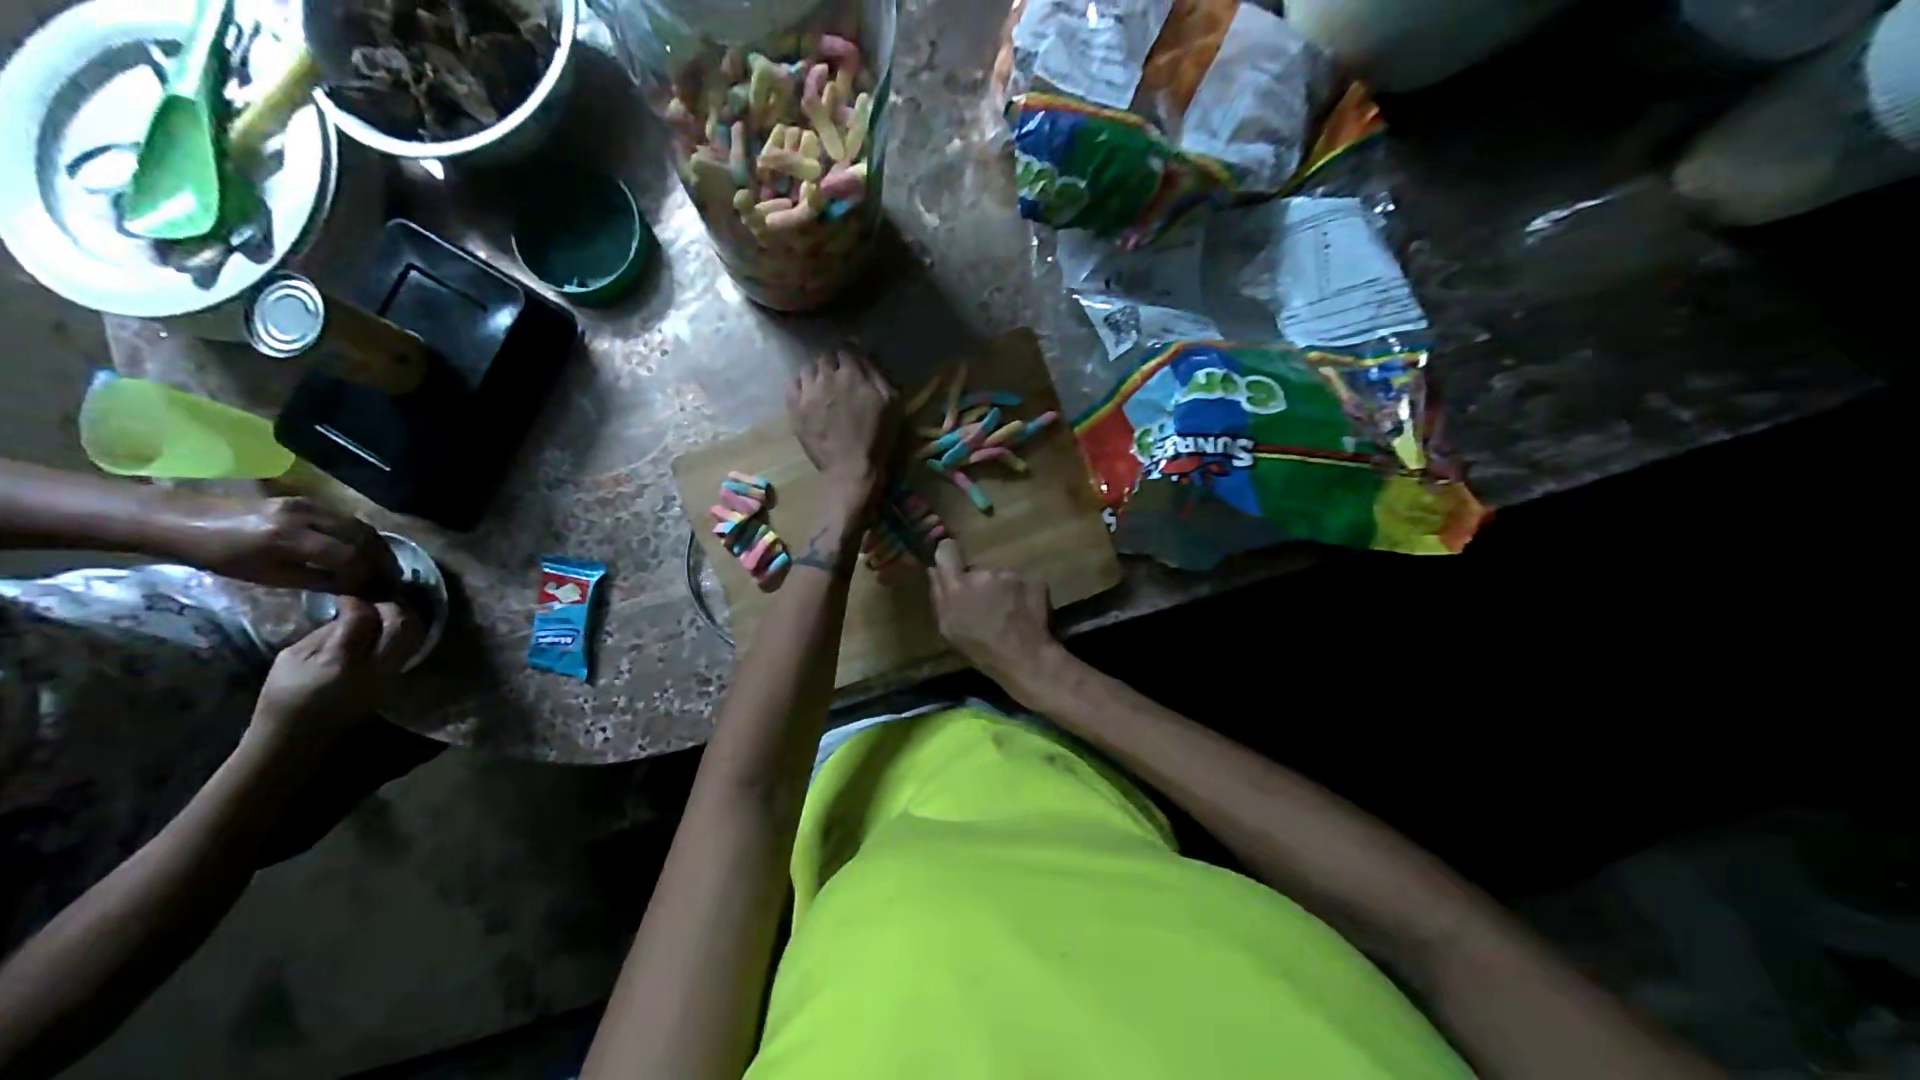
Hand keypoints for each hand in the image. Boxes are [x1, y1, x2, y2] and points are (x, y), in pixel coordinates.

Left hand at [167, 496, 398, 596]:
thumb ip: (315, 581)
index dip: (367, 575)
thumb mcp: (266, 576)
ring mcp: (308, 504)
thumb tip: (356, 589)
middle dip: (380, 561)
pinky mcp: (308, 499)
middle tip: (391, 580)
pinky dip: (362, 535)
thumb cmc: (219, 556)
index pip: (346, 556)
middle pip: (360, 538)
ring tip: (384, 566)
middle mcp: (304, 516)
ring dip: (376, 547)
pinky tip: (365, 549)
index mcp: (287, 538)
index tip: (378, 591)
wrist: (184, 519)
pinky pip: (346, 518)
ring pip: (359, 526)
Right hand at [250, 598, 421, 753]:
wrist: (299, 734)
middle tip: (374, 603)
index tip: (347, 599)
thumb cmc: (285, 695)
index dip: (357, 602)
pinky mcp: (398, 682)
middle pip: (402, 625)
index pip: (362, 619)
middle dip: (391, 606)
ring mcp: (391, 676)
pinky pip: (412, 650)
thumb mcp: (291, 658)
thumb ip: (326, 632)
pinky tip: (390, 630)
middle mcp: (374, 668)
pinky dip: (406, 634)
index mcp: (340, 661)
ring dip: (405, 618)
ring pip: (415, 636)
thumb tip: (351, 612)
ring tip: (385, 612)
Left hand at [787, 349, 898, 506]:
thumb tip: (868, 357)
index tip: (854, 366)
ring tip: (822, 387)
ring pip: (807, 368)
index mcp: (852, 374)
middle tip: (838, 378)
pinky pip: (792, 386)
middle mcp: (827, 377)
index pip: (847, 350)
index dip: (851, 357)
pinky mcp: (794, 410)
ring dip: (816, 373)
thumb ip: (879, 375)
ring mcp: (807, 393)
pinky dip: (800, 387)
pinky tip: (809, 397)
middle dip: (832, 363)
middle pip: (825, 356)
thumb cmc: (878, 438)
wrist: (851, 469)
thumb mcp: (892, 403)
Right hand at [931, 539, 1063, 698]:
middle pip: (977, 571)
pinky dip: (1024, 595)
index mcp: (958, 586)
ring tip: (1009, 615)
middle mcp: (984, 573)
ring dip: (1003, 590)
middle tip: (987, 609)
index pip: (946, 551)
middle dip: (980, 584)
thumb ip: (938, 596)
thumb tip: (933, 569)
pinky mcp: (1035, 580)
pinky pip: (1024, 583)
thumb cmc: (981, 650)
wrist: (1026, 659)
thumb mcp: (948, 630)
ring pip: (1002, 577)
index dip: (948, 554)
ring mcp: (1012, 575)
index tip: (951, 563)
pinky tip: (1025, 614)